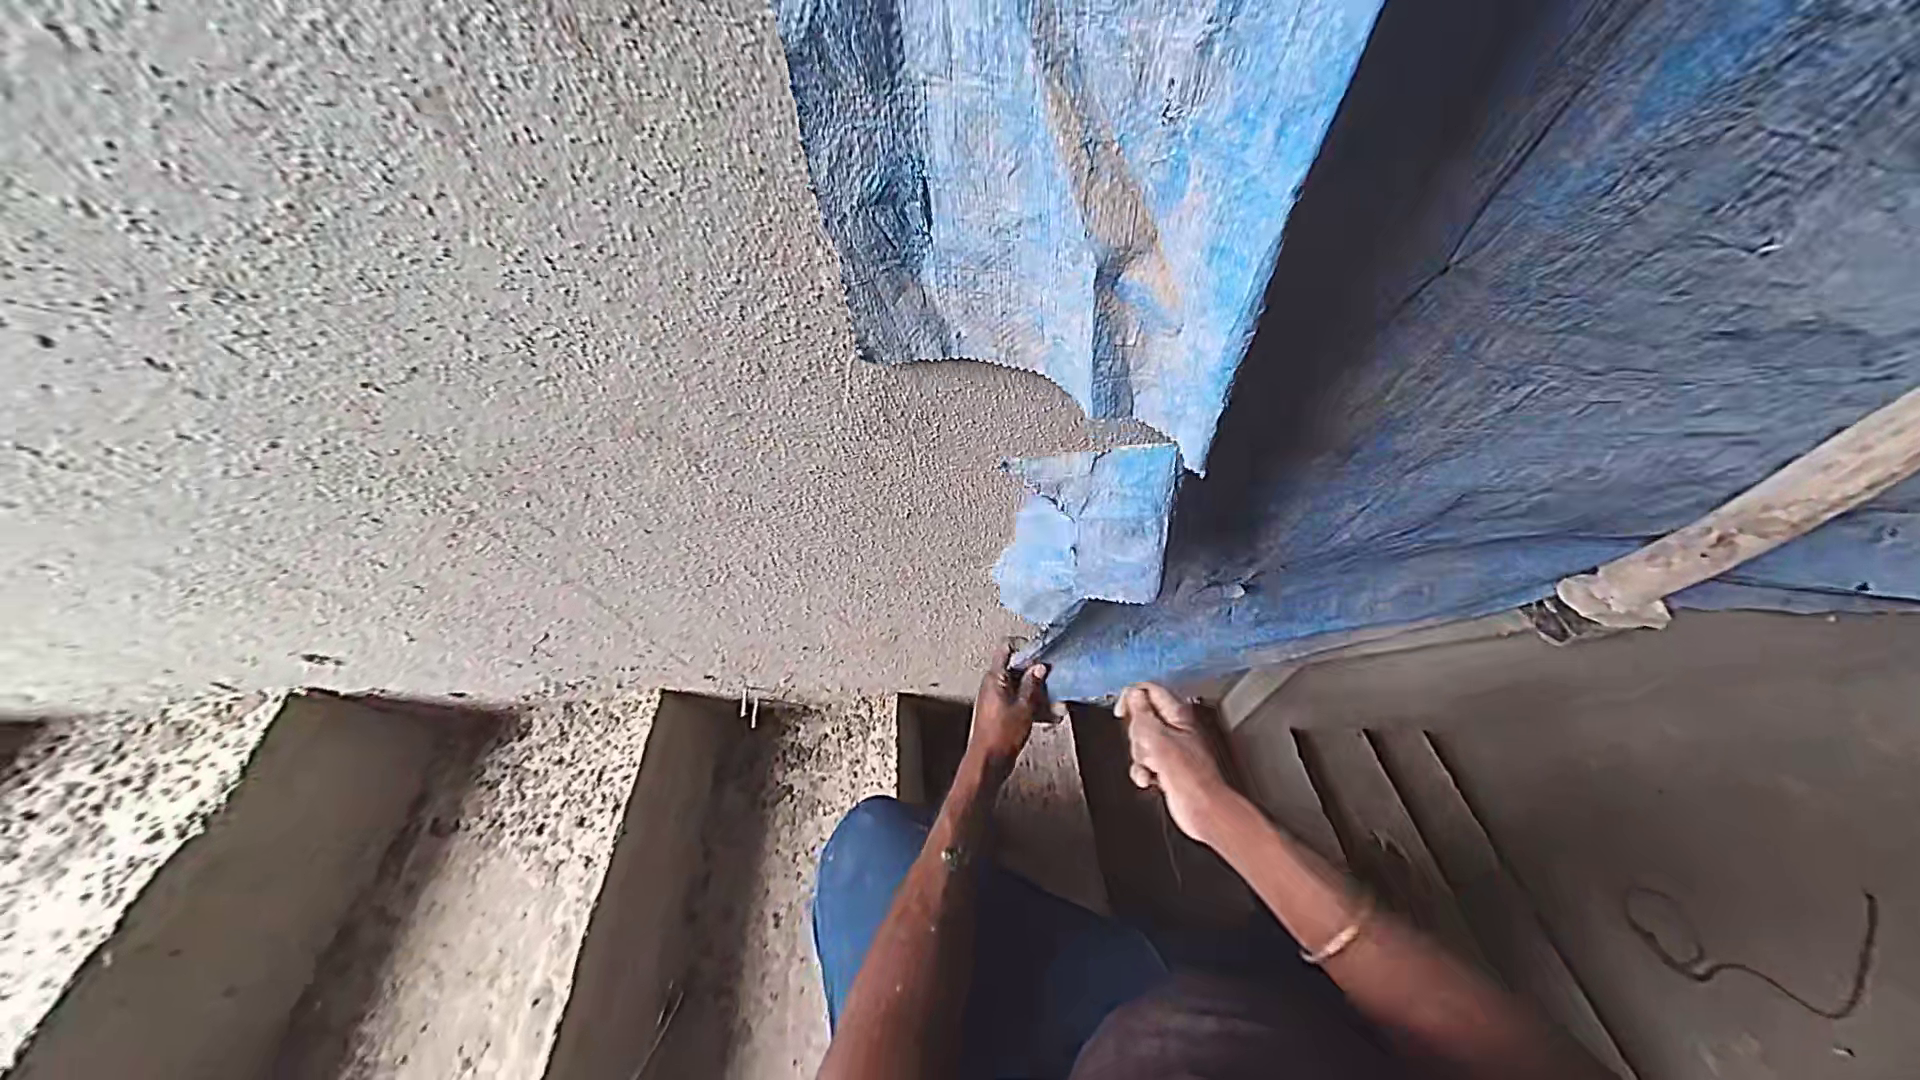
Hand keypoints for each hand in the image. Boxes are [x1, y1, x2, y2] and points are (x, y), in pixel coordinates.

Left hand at [968, 643, 1048, 771]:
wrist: (988, 761)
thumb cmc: (1001, 735)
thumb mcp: (1024, 706)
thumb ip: (1032, 684)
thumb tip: (1039, 667)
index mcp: (995, 677)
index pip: (1006, 649)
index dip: (1024, 646)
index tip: (1041, 653)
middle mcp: (993, 685)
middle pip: (1016, 669)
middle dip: (1037, 675)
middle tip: (1054, 681)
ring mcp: (996, 698)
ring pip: (1020, 687)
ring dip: (1038, 694)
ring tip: (1057, 704)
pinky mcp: (1000, 712)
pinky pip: (1018, 702)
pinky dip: (1032, 707)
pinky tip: (1050, 716)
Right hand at [1117, 683, 1237, 844]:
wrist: (1202, 808)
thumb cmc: (1189, 774)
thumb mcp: (1155, 735)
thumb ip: (1141, 711)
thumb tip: (1133, 694)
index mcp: (1177, 714)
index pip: (1149, 690)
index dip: (1132, 697)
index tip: (1122, 711)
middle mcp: (1176, 729)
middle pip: (1141, 719)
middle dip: (1135, 733)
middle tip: (1143, 741)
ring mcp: (1171, 750)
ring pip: (1140, 743)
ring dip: (1140, 755)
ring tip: (1151, 763)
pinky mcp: (1167, 769)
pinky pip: (1144, 763)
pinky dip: (1142, 771)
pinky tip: (1149, 777)